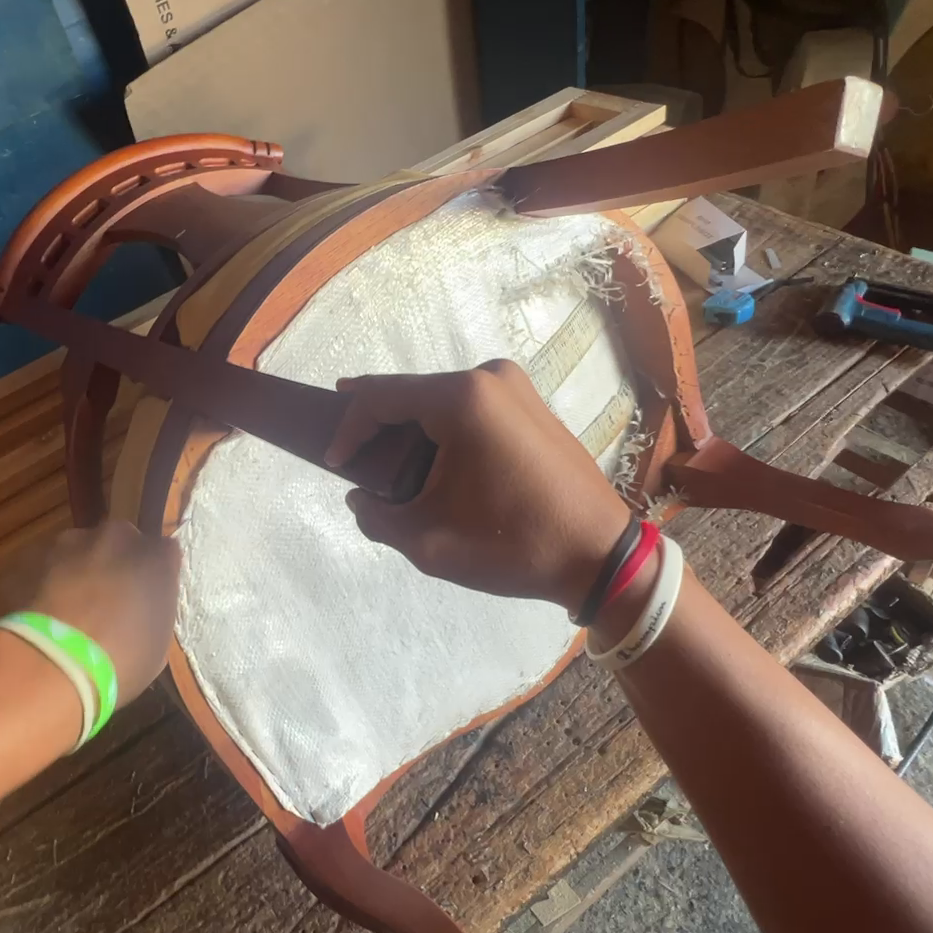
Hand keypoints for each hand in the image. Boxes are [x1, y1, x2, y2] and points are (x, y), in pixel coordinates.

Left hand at [15, 521, 180, 704]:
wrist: (52, 666)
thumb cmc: (120, 662)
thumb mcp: (156, 645)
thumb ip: (153, 612)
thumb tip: (139, 610)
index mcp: (157, 556)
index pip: (164, 552)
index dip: (152, 575)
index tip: (145, 598)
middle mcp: (118, 537)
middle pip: (120, 543)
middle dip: (114, 565)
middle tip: (105, 602)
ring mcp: (70, 541)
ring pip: (78, 550)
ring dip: (76, 571)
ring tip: (66, 612)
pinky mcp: (30, 555)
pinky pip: (43, 566)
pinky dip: (43, 583)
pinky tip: (39, 616)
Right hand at [324, 360, 632, 611]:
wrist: (599, 555)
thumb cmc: (512, 544)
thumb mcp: (428, 542)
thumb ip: (377, 517)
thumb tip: (360, 498)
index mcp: (462, 399)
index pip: (381, 397)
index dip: (348, 428)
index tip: (334, 463)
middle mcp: (490, 377)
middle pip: (412, 393)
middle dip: (378, 423)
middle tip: (353, 455)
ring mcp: (517, 387)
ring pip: (441, 399)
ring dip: (413, 427)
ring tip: (390, 462)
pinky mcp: (533, 405)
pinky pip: (472, 407)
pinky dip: (445, 428)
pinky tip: (435, 459)